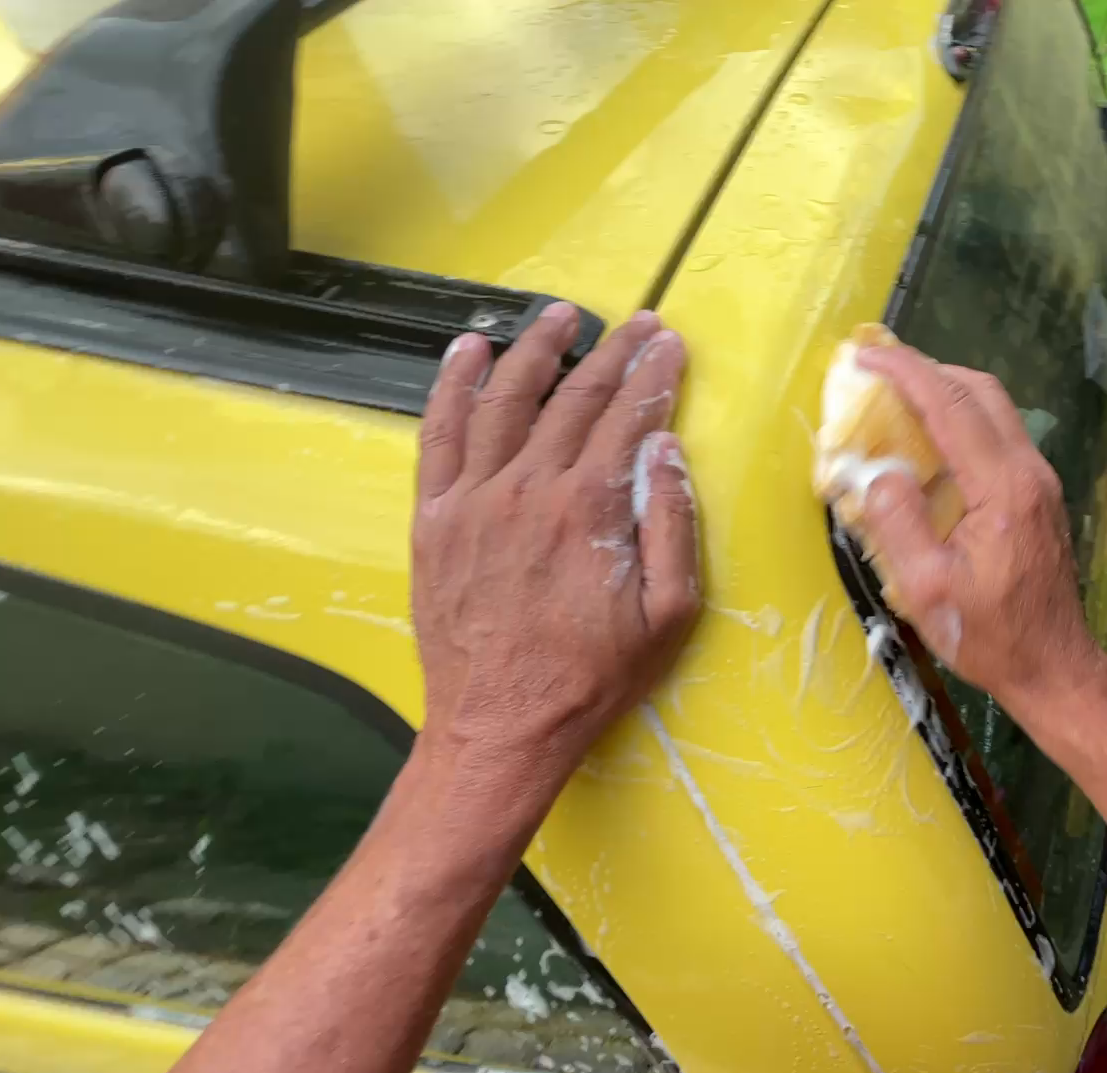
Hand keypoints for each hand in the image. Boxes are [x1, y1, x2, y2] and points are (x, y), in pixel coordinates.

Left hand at [412, 302, 699, 775]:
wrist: (502, 724)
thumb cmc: (597, 674)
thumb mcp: (671, 613)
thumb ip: (672, 524)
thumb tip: (665, 449)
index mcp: (589, 508)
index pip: (628, 417)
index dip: (655, 376)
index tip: (672, 345)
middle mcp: (528, 487)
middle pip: (574, 399)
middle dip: (614, 353)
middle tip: (640, 322)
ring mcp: (472, 498)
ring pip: (505, 400)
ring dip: (537, 349)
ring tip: (562, 315)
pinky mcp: (434, 517)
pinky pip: (440, 435)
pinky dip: (452, 386)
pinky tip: (469, 350)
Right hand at [852, 346, 1106, 709]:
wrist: (1054, 665)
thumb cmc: (989, 635)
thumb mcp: (926, 590)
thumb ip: (898, 524)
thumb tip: (879, 473)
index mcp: (1002, 489)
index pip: (951, 406)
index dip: (906, 372)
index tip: (866, 356)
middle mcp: (1030, 473)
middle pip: (981, 392)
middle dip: (928, 371)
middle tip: (881, 373)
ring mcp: (1041, 482)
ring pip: (996, 409)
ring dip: (947, 392)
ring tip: (901, 399)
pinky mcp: (1041, 495)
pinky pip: (1000, 435)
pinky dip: (963, 420)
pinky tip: (934, 442)